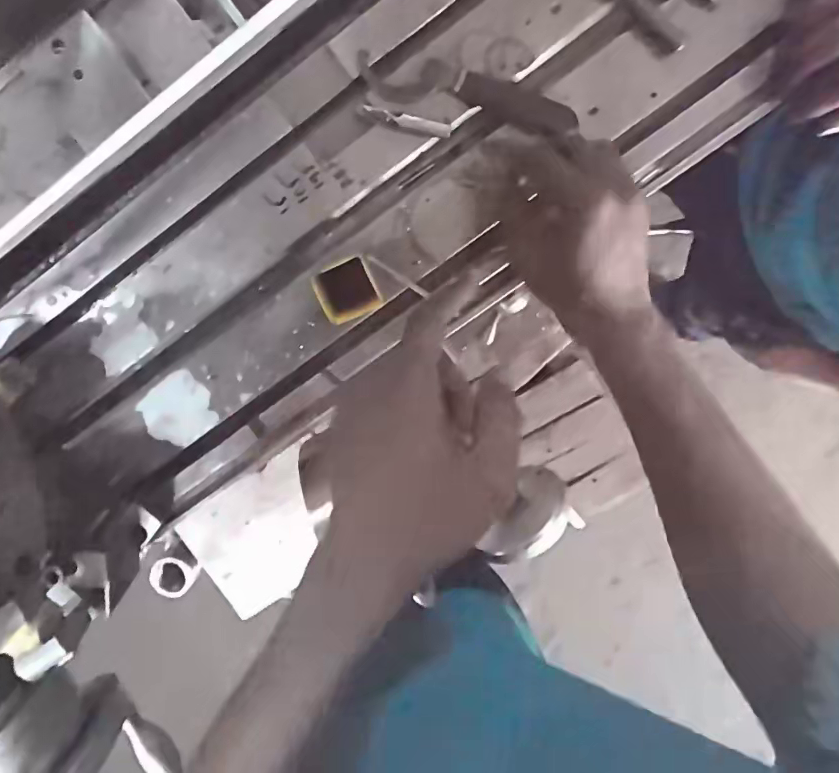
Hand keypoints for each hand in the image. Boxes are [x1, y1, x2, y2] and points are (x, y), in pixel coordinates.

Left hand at [319, 297, 518, 595]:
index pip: (429, 323)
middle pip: (420, 359)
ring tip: (442, 456)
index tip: (470, 279)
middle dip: (451, 384)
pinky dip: (404, 414)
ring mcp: (348, 406)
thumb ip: (500, 414)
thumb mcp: (489, 472)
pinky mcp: (338, 428)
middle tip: (467, 435)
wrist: (363, 560)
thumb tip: (493, 376)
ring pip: (401, 381)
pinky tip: (413, 462)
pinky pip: (380, 401)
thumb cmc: (430, 516)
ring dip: (428, 403)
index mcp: (405, 385)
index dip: (451, 298)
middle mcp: (370, 384)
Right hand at [492, 136, 656, 336]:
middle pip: (575, 145)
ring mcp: (630, 191)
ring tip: (550, 174)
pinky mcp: (637, 202)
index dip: (516, 154)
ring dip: (571, 157)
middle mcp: (613, 185)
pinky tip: (572, 191)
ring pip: (599, 151)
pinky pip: (612, 169)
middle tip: (523, 163)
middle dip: (546, 150)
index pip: (544, 158)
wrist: (614, 314)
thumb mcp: (526, 251)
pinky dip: (590, 170)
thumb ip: (514, 209)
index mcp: (584, 197)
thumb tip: (504, 182)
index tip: (497, 154)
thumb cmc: (565, 287)